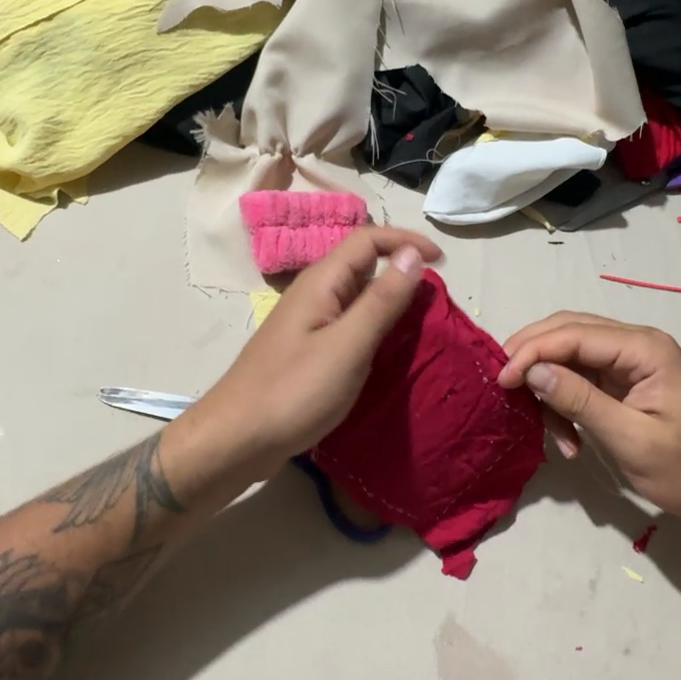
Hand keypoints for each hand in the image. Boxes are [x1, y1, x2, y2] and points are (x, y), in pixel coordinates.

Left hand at [185, 226, 442, 471]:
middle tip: (436, 298)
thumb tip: (412, 254)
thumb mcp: (347, 347)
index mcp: (321, 282)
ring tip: (421, 323)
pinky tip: (388, 351)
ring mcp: (309, 322)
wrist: (236, 439)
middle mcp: (314, 293)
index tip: (443, 262)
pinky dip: (375, 326)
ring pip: (357, 295)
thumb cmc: (293, 392)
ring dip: (390, 300)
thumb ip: (381, 300)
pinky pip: (349, 322)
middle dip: (402, 270)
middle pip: (363, 264)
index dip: (406, 241)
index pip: (368, 240)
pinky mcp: (308, 349)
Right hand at [497, 312, 680, 521]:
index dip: (533, 352)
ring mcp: (631, 362)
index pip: (574, 333)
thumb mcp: (633, 439)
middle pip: (568, 331)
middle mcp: (636, 343)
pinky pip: (582, 378)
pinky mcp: (625, 382)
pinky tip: (569, 441)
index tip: (502, 381)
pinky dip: (566, 404)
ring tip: (548, 433)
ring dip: (550, 387)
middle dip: (533, 357)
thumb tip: (532, 371)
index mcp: (644, 348)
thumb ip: (581, 401)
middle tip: (503, 387)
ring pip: (571, 354)